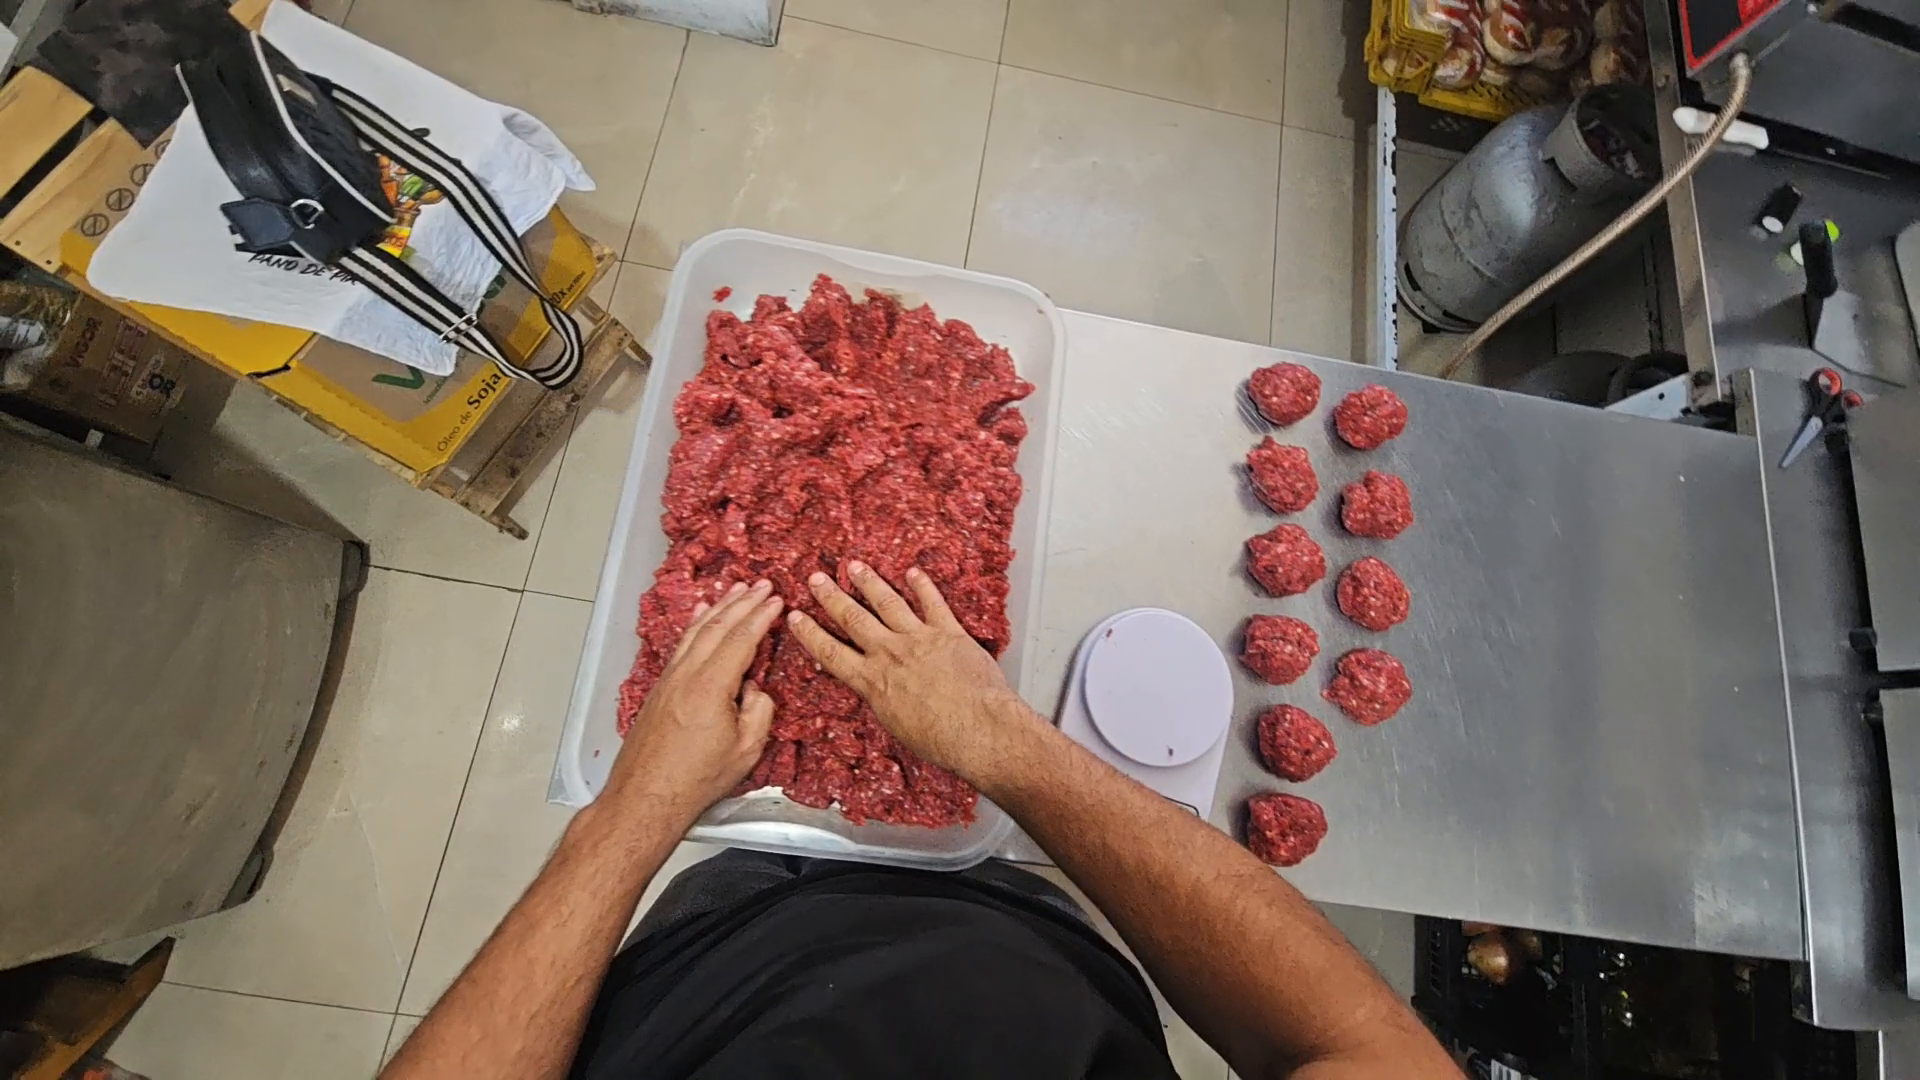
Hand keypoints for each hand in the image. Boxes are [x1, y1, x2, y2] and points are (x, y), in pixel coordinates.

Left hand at [606, 580, 783, 821]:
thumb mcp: (746, 749)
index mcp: (711, 686)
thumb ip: (759, 711)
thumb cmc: (698, 779)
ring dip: (720, 606)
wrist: (644, 798)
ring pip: (697, 630)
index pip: (741, 639)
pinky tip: (701, 611)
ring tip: (736, 588)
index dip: (761, 617)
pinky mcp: (660, 687)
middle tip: (762, 584)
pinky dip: (696, 622)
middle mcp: (687, 674)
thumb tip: (755, 690)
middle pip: (718, 626)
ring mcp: (670, 678)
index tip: (777, 599)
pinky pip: (682, 643)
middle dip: (742, 602)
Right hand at [786, 561, 1035, 780]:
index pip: (832, 653)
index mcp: (873, 682)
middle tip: (816, 578)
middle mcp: (890, 654)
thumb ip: (883, 700)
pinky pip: (933, 603)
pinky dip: (923, 586)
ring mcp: (919, 639)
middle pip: (854, 619)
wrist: (976, 729)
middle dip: (832, 597)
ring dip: (869, 582)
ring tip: (855, 566)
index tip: (796, 617)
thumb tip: (880, 692)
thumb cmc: (941, 739)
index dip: (811, 634)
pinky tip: (914, 572)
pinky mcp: (948, 632)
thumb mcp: (896, 725)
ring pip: (888, 603)